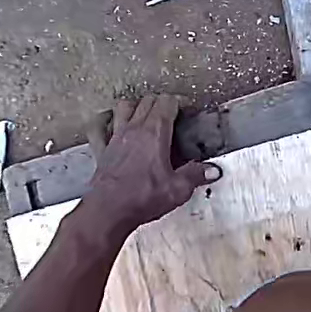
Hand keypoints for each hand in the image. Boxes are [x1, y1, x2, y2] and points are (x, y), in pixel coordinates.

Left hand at [76, 94, 220, 237]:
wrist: (108, 211)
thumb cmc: (140, 198)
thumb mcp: (178, 189)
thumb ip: (196, 175)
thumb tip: (211, 170)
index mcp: (154, 133)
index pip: (168, 102)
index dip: (181, 102)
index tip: (188, 110)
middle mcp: (134, 130)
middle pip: (148, 100)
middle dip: (163, 102)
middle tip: (173, 113)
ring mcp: (115, 138)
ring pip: (124, 107)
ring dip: (136, 106)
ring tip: (145, 113)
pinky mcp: (102, 150)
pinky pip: (99, 127)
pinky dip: (105, 121)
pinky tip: (110, 123)